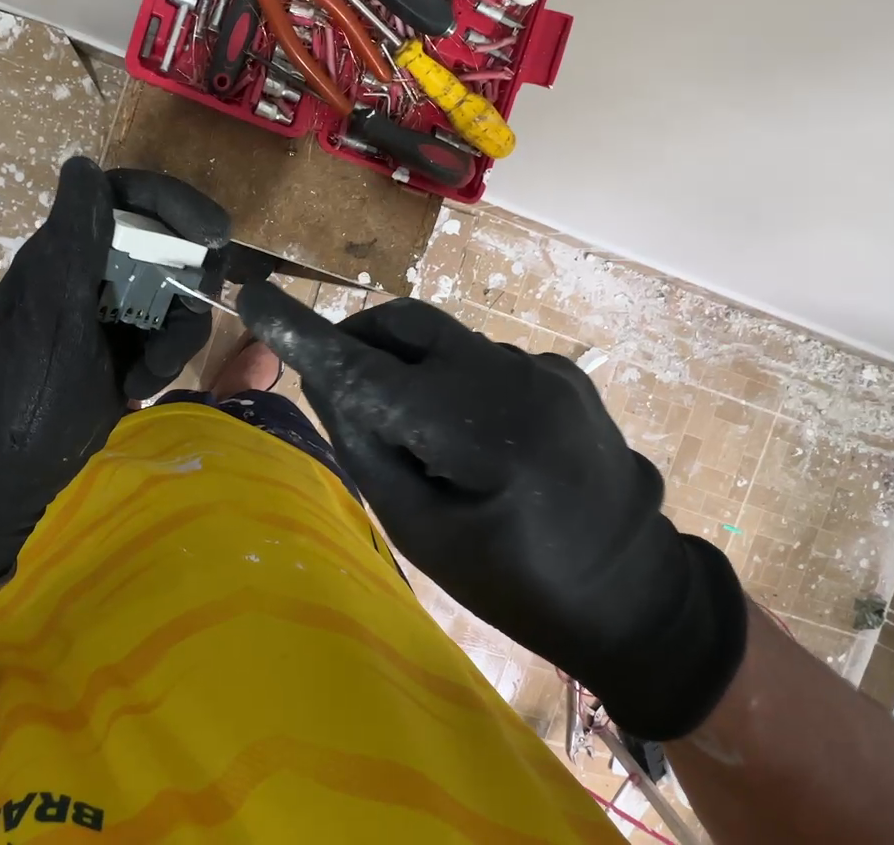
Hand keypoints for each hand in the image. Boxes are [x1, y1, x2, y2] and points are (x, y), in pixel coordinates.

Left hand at [0, 157, 229, 588]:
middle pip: (164, 244)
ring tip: (152, 372)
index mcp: (63, 251)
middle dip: (186, 281)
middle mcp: (92, 269)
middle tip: (198, 305)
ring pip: (176, 292)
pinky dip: (166, 358)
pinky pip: (171, 330)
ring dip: (176, 334)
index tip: (213, 232)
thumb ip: (73, 241)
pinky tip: (140, 387)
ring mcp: (113, 307)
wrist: (21, 468)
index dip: (170, 202)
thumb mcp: (53, 314)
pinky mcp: (130, 341)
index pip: (124, 196)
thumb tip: (82, 164)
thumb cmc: (27, 390)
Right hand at [238, 282, 746, 739]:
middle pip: (407, 324)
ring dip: (408, 368)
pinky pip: (480, 361)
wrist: (639, 598)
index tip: (253, 295)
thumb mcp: (424, 532)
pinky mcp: (563, 374)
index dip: (302, 332)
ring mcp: (545, 369)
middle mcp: (514, 377)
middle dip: (360, 341)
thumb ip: (367, 448)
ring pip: (443, 342)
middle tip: (337, 387)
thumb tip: (324, 379)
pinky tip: (471, 441)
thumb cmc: (519, 585)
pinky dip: (451, 383)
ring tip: (422, 439)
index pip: (365, 368)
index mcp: (478, 430)